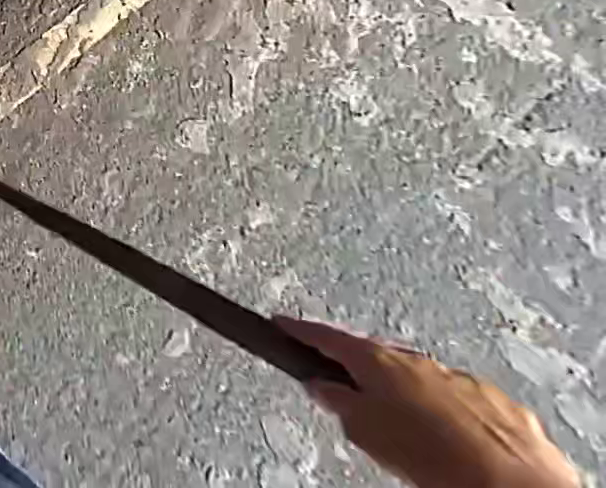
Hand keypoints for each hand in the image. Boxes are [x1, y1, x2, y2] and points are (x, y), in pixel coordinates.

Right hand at [277, 317, 578, 487]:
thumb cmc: (436, 458)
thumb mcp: (360, 429)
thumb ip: (334, 399)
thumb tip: (323, 389)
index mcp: (373, 357)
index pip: (320, 334)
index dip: (295, 328)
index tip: (280, 322)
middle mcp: (415, 359)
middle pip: (372, 355)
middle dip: (357, 368)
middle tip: (347, 390)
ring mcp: (461, 380)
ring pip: (419, 376)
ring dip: (406, 391)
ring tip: (408, 427)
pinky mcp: (501, 406)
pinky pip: (462, 398)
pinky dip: (449, 409)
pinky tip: (453, 435)